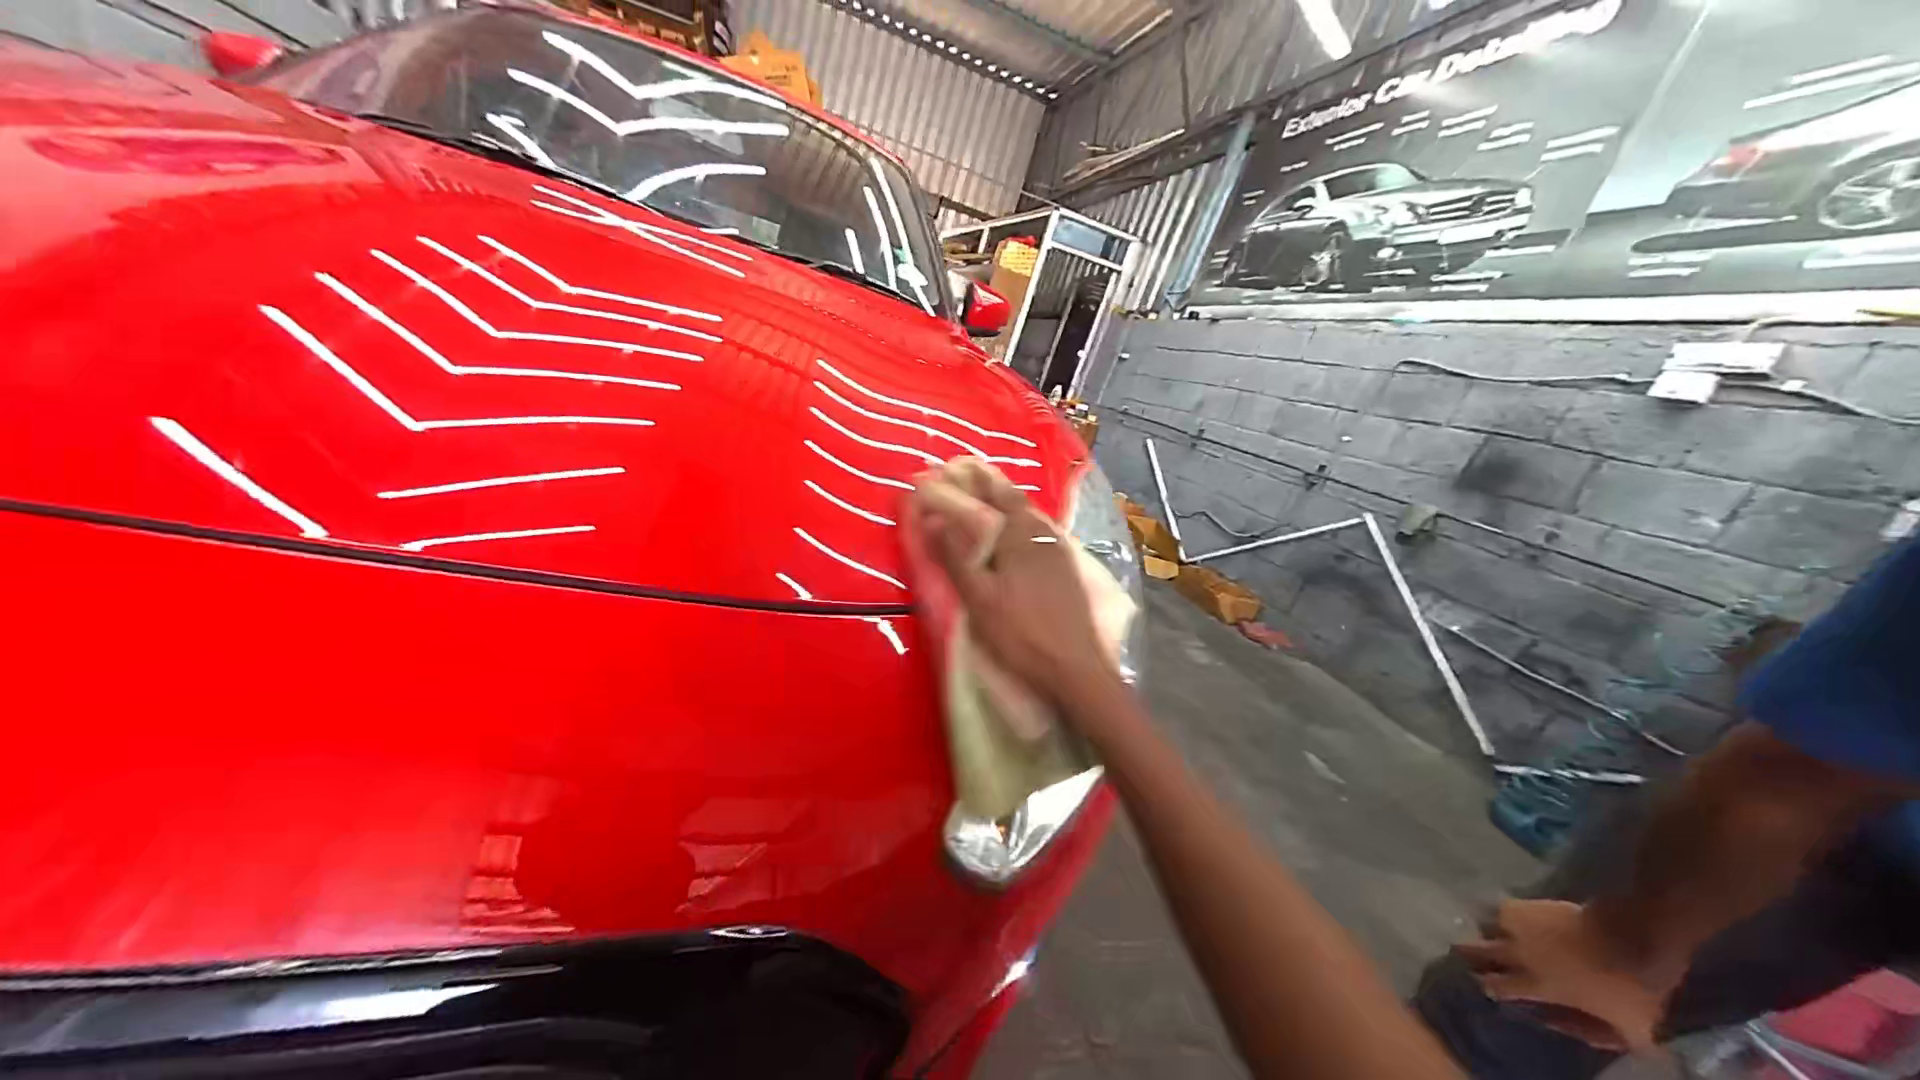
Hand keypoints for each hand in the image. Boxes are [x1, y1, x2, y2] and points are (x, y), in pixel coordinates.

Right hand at [909, 460, 1120, 711]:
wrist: (1076, 667)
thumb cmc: (1021, 633)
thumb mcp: (979, 598)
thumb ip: (955, 556)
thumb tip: (932, 517)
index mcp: (1021, 533)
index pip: (993, 492)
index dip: (970, 478)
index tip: (949, 466)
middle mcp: (1043, 532)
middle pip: (1014, 498)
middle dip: (988, 484)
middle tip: (964, 473)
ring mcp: (1060, 549)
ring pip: (1028, 514)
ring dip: (1005, 501)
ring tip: (985, 495)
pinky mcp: (1068, 566)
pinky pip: (1038, 530)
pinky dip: (1020, 521)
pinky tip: (1016, 530)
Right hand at [1456, 900, 1675, 1053]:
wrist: (1629, 940)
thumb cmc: (1629, 988)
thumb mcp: (1632, 1029)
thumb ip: (1605, 1036)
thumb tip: (1591, 1037)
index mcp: (1536, 985)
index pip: (1496, 986)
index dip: (1487, 985)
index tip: (1484, 983)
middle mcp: (1516, 954)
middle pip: (1475, 951)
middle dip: (1467, 954)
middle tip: (1465, 954)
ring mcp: (1517, 926)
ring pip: (1483, 926)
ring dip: (1484, 931)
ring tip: (1488, 931)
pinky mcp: (1524, 905)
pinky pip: (1501, 908)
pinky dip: (1502, 913)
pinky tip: (1508, 914)